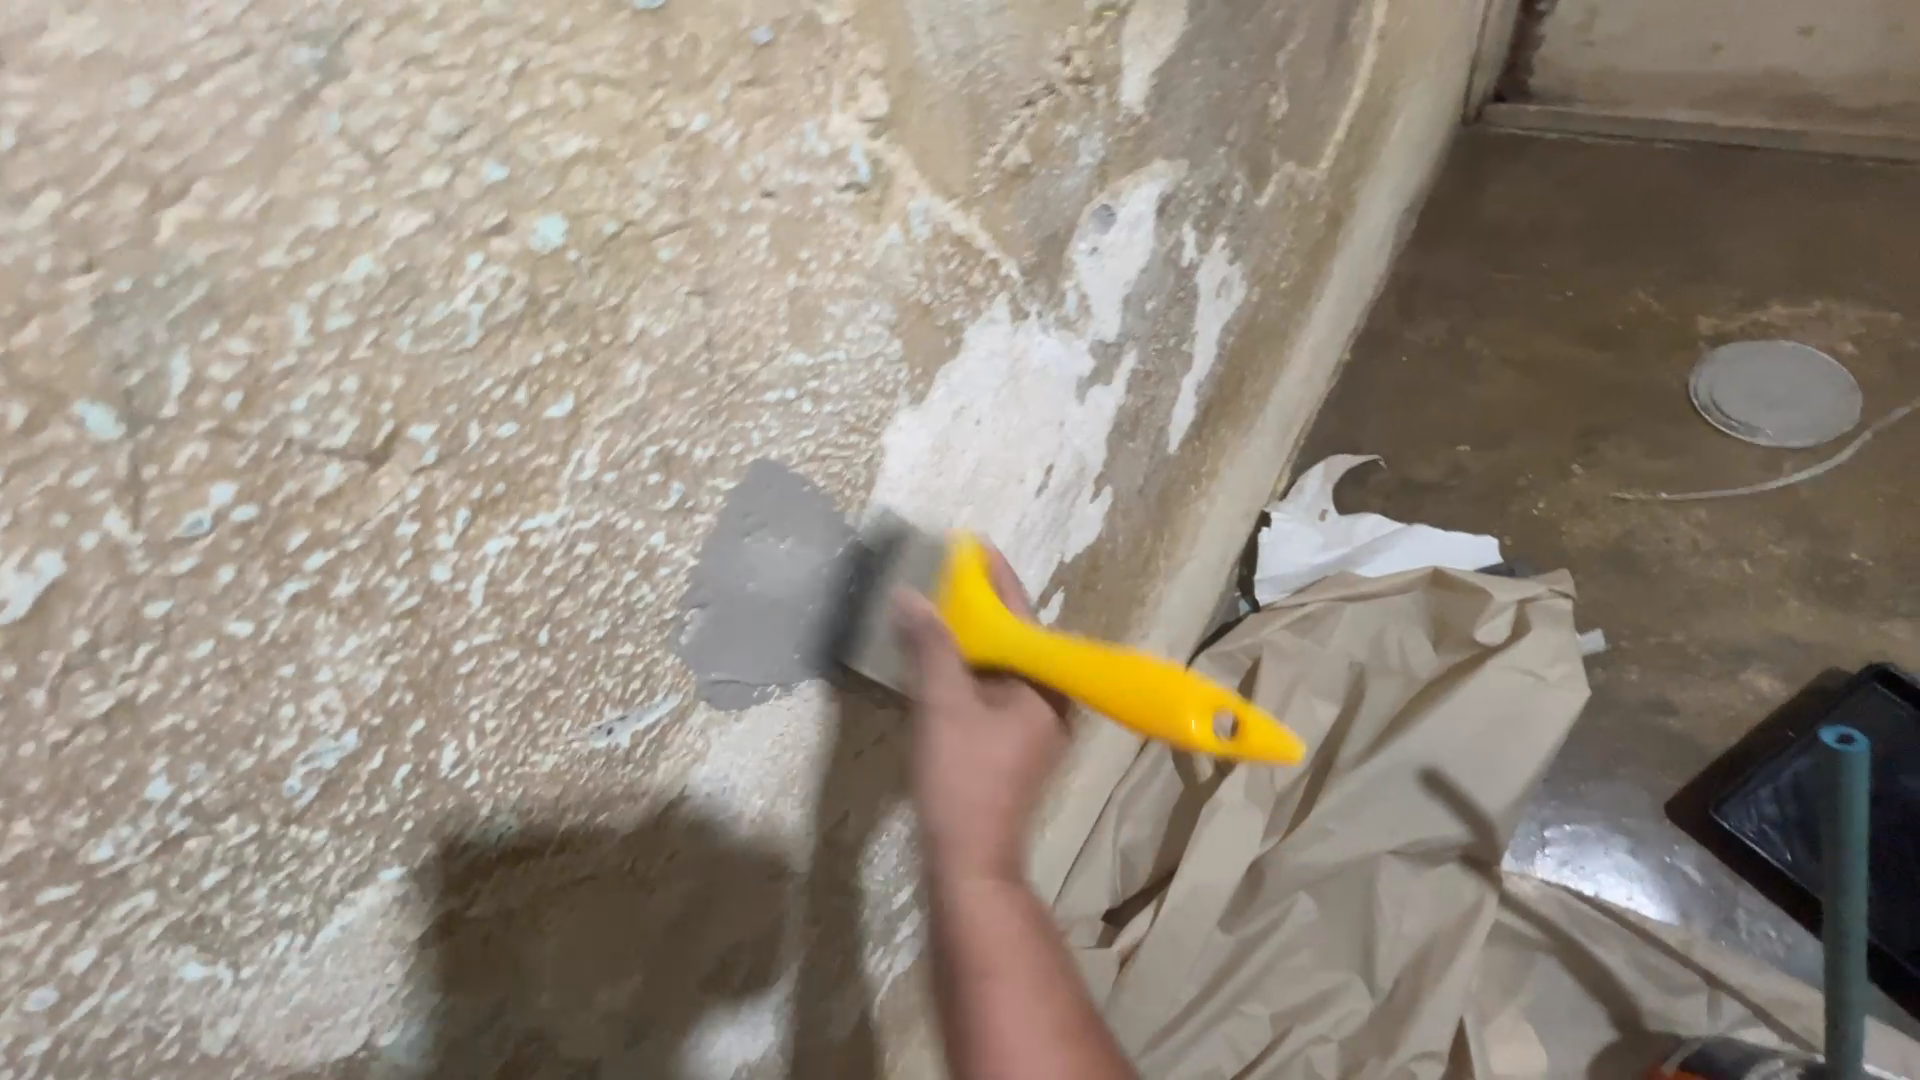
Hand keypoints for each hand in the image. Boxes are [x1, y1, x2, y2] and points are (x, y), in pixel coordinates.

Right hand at [893, 548, 1069, 886]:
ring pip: (1000, 666)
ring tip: (937, 606)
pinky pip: (991, 690)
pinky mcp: (1013, 743)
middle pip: (1013, 639)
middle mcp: (1050, 700)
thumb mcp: (943, 703)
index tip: (974, 544)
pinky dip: (966, 669)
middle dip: (980, 607)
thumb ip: (930, 645)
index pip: (1022, 616)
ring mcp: (1034, 725)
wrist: (969, 859)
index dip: (996, 578)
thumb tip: (911, 596)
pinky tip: (938, 658)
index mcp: (1046, 685)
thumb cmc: (963, 778)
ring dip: (969, 638)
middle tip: (946, 574)